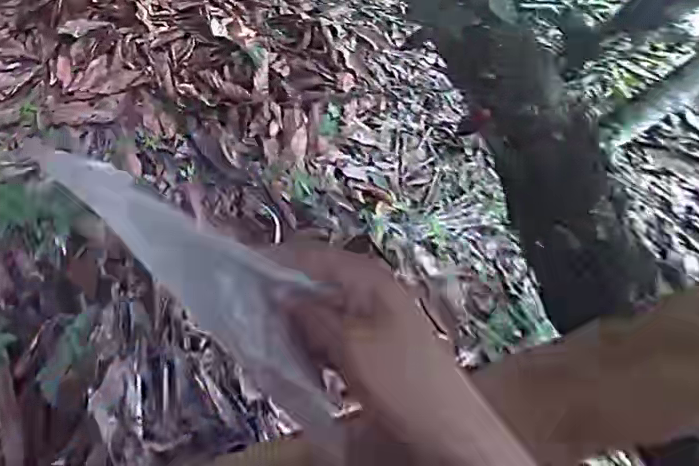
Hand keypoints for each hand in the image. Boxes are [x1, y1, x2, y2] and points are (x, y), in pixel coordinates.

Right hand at [271, 243, 535, 465]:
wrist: (459, 447)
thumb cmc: (405, 384)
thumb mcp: (349, 344)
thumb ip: (307, 311)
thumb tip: (273, 292)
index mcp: (365, 276)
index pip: (304, 252)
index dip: (270, 260)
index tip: (238, 274)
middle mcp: (367, 290)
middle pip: (307, 281)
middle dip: (281, 298)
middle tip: (255, 316)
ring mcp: (371, 320)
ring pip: (315, 311)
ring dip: (294, 326)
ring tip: (276, 344)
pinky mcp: (371, 349)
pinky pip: (328, 336)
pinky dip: (310, 346)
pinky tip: (301, 364)